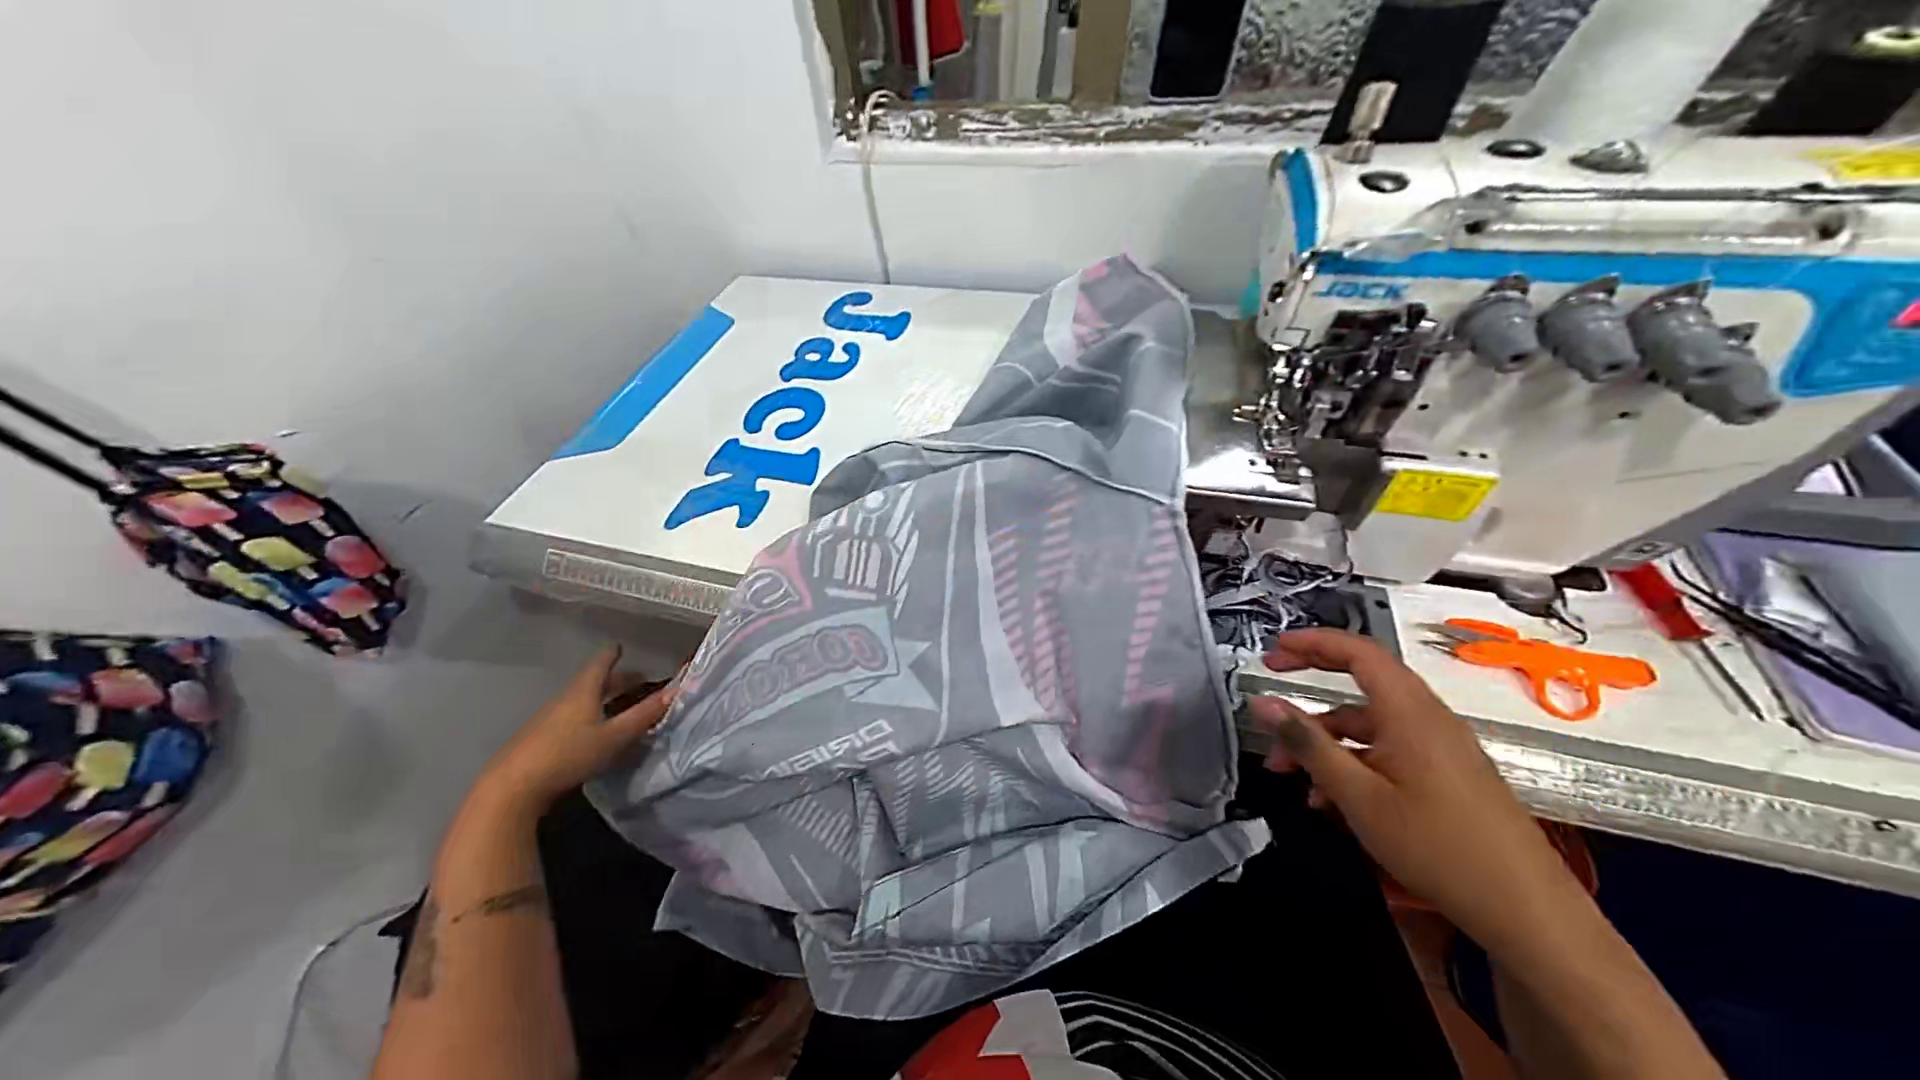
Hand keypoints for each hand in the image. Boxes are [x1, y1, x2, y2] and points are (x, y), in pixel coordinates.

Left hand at [474, 645, 676, 813]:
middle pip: (593, 682)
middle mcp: (565, 699)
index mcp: (583, 691)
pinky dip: (591, 714)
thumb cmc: (568, 754)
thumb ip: (644, 715)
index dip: (612, 654)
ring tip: (621, 704)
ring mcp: (550, 718)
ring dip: (603, 698)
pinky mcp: (541, 738)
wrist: (513, 787)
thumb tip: (676, 690)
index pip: (600, 663)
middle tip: (638, 680)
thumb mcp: (614, 736)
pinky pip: (573, 716)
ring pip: (582, 700)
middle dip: (616, 680)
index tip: (622, 647)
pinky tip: (596, 730)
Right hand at [1246, 628, 1582, 952]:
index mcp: (1410, 712)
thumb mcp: (1359, 795)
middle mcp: (1427, 719)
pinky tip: (1328, 799)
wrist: (1527, 911)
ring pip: (1369, 725)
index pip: (1357, 652)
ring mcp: (1439, 747)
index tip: (1273, 650)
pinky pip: (1387, 750)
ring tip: (1289, 775)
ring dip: (1324, 741)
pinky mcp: (1445, 773)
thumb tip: (1263, 703)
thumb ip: (1308, 743)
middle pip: (1361, 683)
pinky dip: (1351, 762)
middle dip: (1309, 691)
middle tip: (1270, 699)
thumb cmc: (1439, 847)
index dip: (1311, 643)